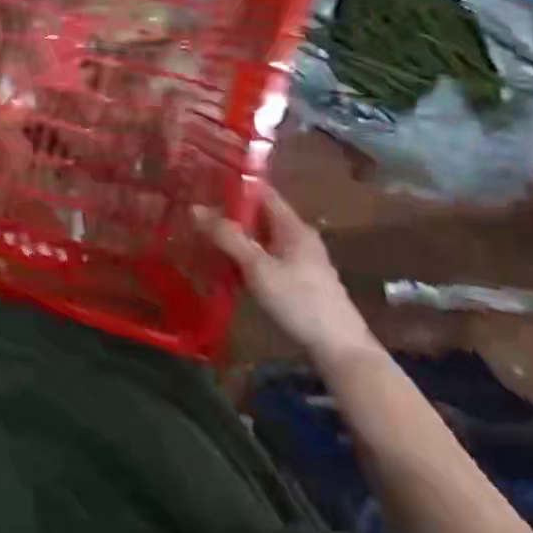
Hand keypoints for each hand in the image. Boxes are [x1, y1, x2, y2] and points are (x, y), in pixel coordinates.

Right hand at [196, 186, 377, 365]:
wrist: (340, 349)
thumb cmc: (299, 301)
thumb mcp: (258, 268)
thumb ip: (227, 237)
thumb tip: (195, 208)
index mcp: (293, 227)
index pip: (261, 193)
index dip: (233, 185)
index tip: (202, 184)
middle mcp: (297, 237)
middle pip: (258, 215)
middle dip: (227, 213)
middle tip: (192, 212)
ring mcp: (298, 259)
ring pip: (259, 238)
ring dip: (233, 236)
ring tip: (200, 234)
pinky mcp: (296, 279)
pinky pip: (263, 256)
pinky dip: (243, 255)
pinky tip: (223, 263)